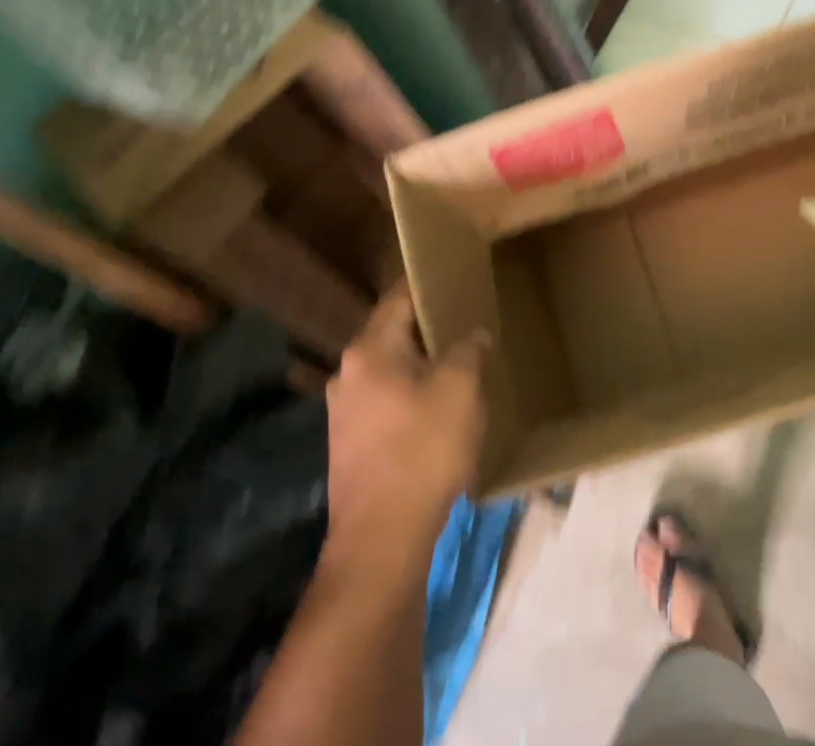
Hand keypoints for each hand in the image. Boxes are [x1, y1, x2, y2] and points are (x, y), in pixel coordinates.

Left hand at [322, 286, 489, 568]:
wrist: (383, 533)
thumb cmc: (424, 449)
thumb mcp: (461, 390)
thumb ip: (468, 352)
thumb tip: (472, 335)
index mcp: (370, 351)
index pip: (400, 299)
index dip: (430, 287)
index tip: (458, 280)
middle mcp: (347, 374)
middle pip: (393, 337)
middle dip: (430, 333)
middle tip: (470, 329)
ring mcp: (343, 412)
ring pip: (390, 374)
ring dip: (422, 370)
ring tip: (461, 374)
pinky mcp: (349, 444)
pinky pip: (386, 405)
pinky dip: (411, 400)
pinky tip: (438, 416)